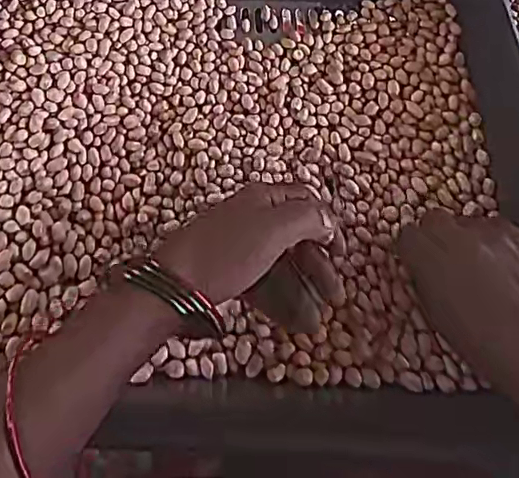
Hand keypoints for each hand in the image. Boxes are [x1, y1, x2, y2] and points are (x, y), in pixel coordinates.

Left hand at [155, 183, 342, 333]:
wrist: (176, 283)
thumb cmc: (226, 251)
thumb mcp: (272, 229)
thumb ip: (306, 219)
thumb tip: (327, 218)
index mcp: (263, 197)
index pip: (305, 200)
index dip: (328, 224)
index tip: (342, 255)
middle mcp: (252, 215)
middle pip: (296, 235)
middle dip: (318, 265)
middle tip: (335, 296)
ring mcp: (240, 243)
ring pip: (282, 262)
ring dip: (303, 288)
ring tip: (317, 320)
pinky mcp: (230, 269)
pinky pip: (264, 280)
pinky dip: (282, 299)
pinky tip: (296, 322)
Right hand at [397, 212, 518, 436]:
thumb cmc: (503, 360)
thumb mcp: (448, 328)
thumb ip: (429, 288)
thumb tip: (423, 272)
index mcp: (433, 263)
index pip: (407, 236)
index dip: (413, 253)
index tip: (420, 266)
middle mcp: (459, 239)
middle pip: (432, 220)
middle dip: (436, 239)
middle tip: (448, 265)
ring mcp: (493, 234)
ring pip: (465, 223)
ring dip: (466, 241)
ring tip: (484, 271)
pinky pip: (495, 229)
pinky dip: (495, 245)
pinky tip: (509, 272)